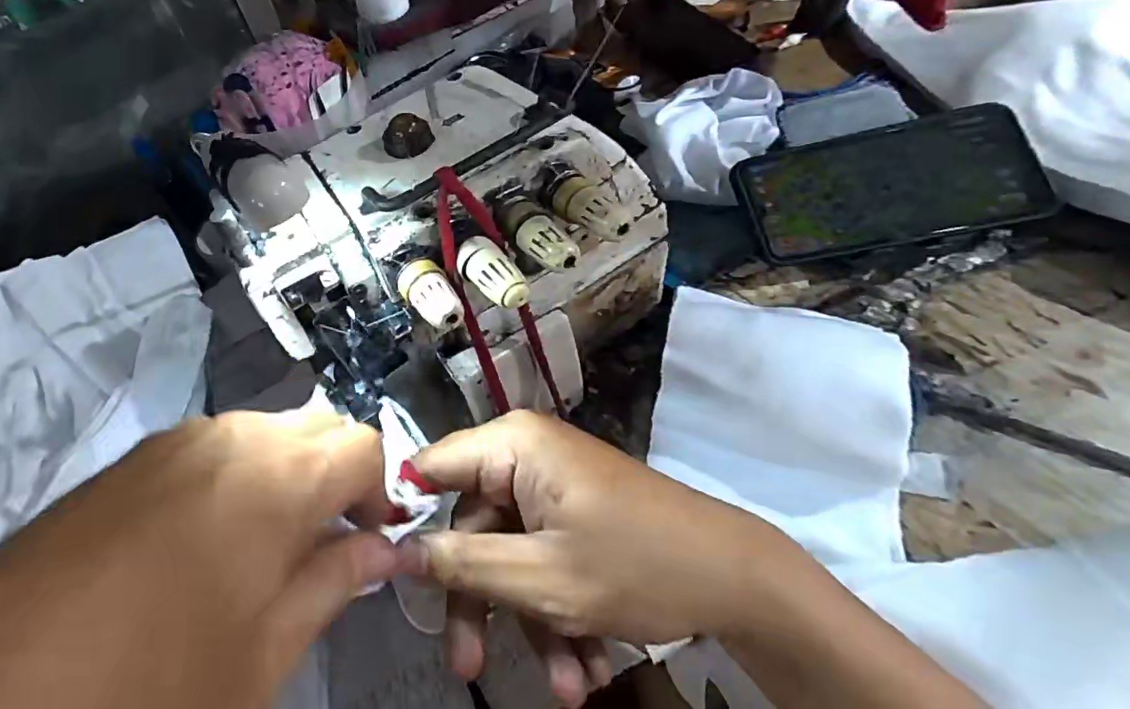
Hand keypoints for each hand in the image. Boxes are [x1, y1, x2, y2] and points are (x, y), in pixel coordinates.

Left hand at [0, 408, 408, 708]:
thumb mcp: (261, 653)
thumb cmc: (153, 684)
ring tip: (265, 555)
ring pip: (260, 434)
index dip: (379, 489)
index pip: (361, 444)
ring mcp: (173, 439)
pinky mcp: (132, 457)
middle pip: (313, 428)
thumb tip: (377, 548)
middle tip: (326, 550)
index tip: (373, 542)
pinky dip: (234, 478)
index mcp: (273, 474)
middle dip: (335, 478)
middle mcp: (226, 434)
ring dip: (283, 477)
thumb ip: (328, 584)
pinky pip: (209, 448)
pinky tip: (205, 545)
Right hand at [406, 410, 809, 704]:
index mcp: (511, 446)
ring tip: (567, 690)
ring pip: (511, 551)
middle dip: (480, 600)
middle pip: (473, 524)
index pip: (431, 467)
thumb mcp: (543, 579)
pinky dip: (557, 609)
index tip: (384, 567)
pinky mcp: (575, 513)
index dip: (404, 515)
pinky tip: (586, 668)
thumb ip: (464, 564)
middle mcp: (525, 455)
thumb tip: (398, 551)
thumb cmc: (637, 566)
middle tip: (466, 666)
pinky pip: (544, 555)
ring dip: (529, 620)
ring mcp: (552, 485)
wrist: (744, 583)